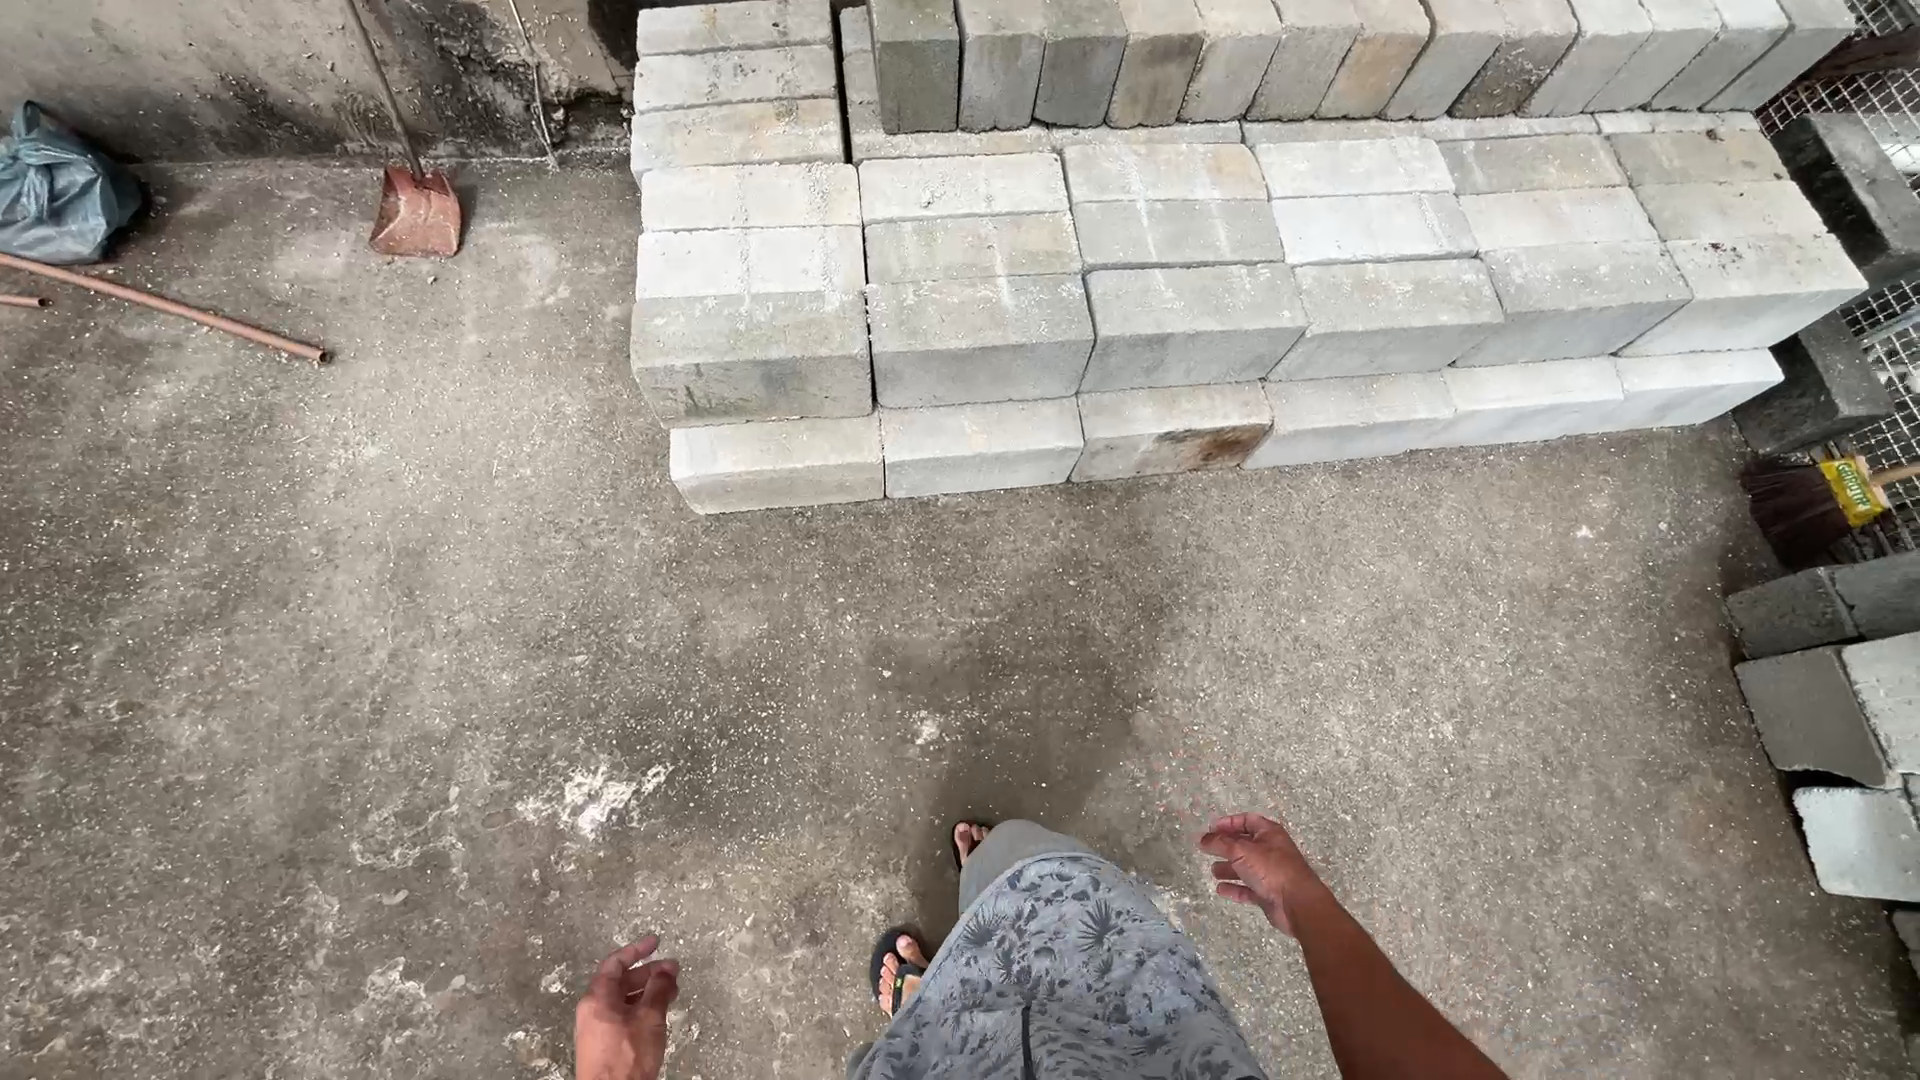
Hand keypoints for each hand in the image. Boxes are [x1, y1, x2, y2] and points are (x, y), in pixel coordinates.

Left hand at [575, 936, 679, 1079]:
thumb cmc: (626, 1057)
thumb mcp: (649, 1016)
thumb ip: (659, 988)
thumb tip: (666, 970)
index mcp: (597, 998)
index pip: (616, 963)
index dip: (637, 949)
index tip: (656, 942)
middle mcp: (593, 1011)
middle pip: (622, 981)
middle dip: (649, 972)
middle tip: (672, 970)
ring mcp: (597, 1029)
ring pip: (625, 999)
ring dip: (649, 991)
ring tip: (672, 991)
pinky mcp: (604, 1044)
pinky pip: (624, 1015)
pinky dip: (642, 1007)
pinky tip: (659, 1012)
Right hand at [1199, 812, 1327, 936]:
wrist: (1297, 904)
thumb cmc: (1270, 869)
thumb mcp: (1241, 850)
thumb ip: (1219, 843)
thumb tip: (1202, 838)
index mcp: (1269, 833)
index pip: (1247, 820)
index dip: (1228, 822)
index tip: (1211, 828)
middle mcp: (1271, 851)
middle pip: (1244, 844)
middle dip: (1226, 847)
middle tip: (1207, 849)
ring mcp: (1271, 873)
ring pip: (1246, 867)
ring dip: (1229, 868)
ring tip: (1213, 871)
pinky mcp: (1269, 894)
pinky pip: (1248, 889)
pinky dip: (1235, 888)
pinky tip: (1221, 890)